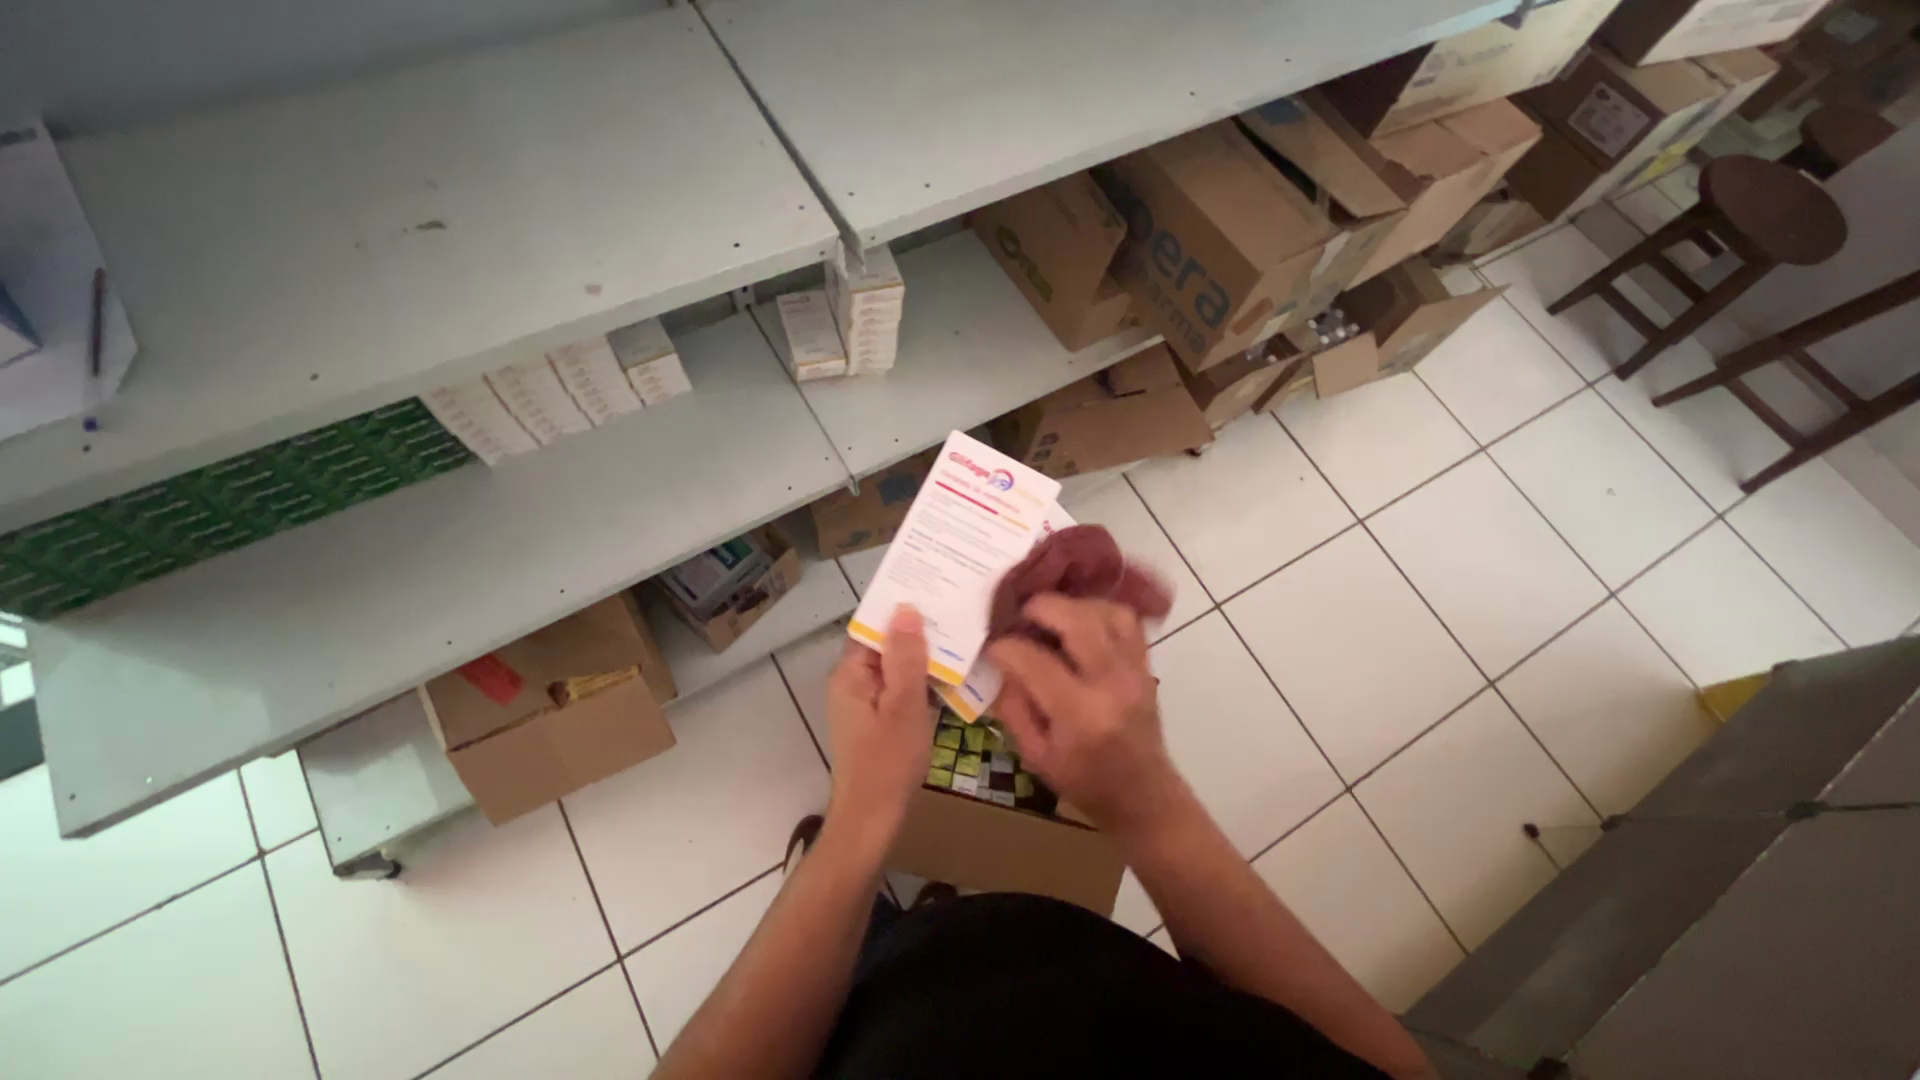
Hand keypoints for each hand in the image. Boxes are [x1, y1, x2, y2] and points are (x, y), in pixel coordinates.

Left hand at [824, 607, 934, 845]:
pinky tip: (950, 679)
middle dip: (918, 631)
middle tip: (957, 614)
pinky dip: (921, 682)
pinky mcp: (877, 721)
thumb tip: (905, 608)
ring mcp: (864, 703)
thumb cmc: (888, 762)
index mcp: (850, 674)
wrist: (872, 820)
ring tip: (961, 640)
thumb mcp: (904, 705)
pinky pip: (899, 689)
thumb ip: (906, 656)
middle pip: (885, 645)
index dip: (900, 609)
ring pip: (895, 668)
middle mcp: (852, 683)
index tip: (934, 592)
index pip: (873, 626)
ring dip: (923, 658)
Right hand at [987, 595, 1184, 835]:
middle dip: (1041, 608)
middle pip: (1078, 621)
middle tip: (1021, 615)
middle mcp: (1111, 685)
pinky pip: (1128, 620)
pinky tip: (1080, 622)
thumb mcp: (1035, 756)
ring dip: (1074, 606)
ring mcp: (1135, 670)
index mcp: (1079, 715)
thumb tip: (1001, 665)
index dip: (1006, 647)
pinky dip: (1101, 612)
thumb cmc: (1084, 781)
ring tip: (1051, 617)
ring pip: (1107, 612)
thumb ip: (1013, 708)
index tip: (992, 647)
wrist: (1143, 795)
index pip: (1035, 661)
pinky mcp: (1147, 665)